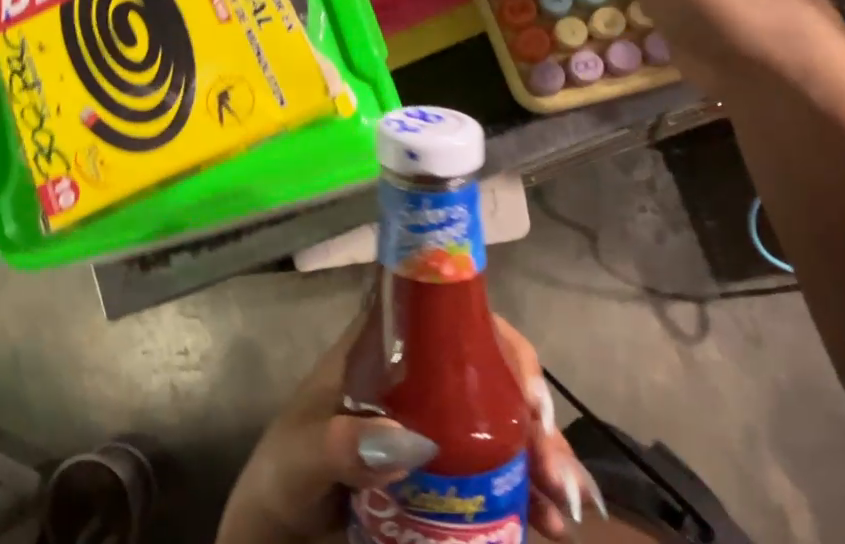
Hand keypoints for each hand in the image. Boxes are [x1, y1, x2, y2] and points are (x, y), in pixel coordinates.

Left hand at [217, 313, 604, 543]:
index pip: (445, 321)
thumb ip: (340, 446)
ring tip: (563, 507)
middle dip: (533, 415)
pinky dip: (533, 492)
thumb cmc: (284, 476)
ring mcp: (435, 425)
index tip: (526, 393)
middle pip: (489, 375)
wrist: (281, 530)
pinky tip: (552, 523)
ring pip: (504, 424)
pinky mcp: (448, 472)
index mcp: (379, 353)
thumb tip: (411, 441)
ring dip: (544, 457)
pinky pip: (501, 472)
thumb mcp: (302, 457)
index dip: (496, 344)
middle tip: (553, 468)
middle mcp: (415, 380)